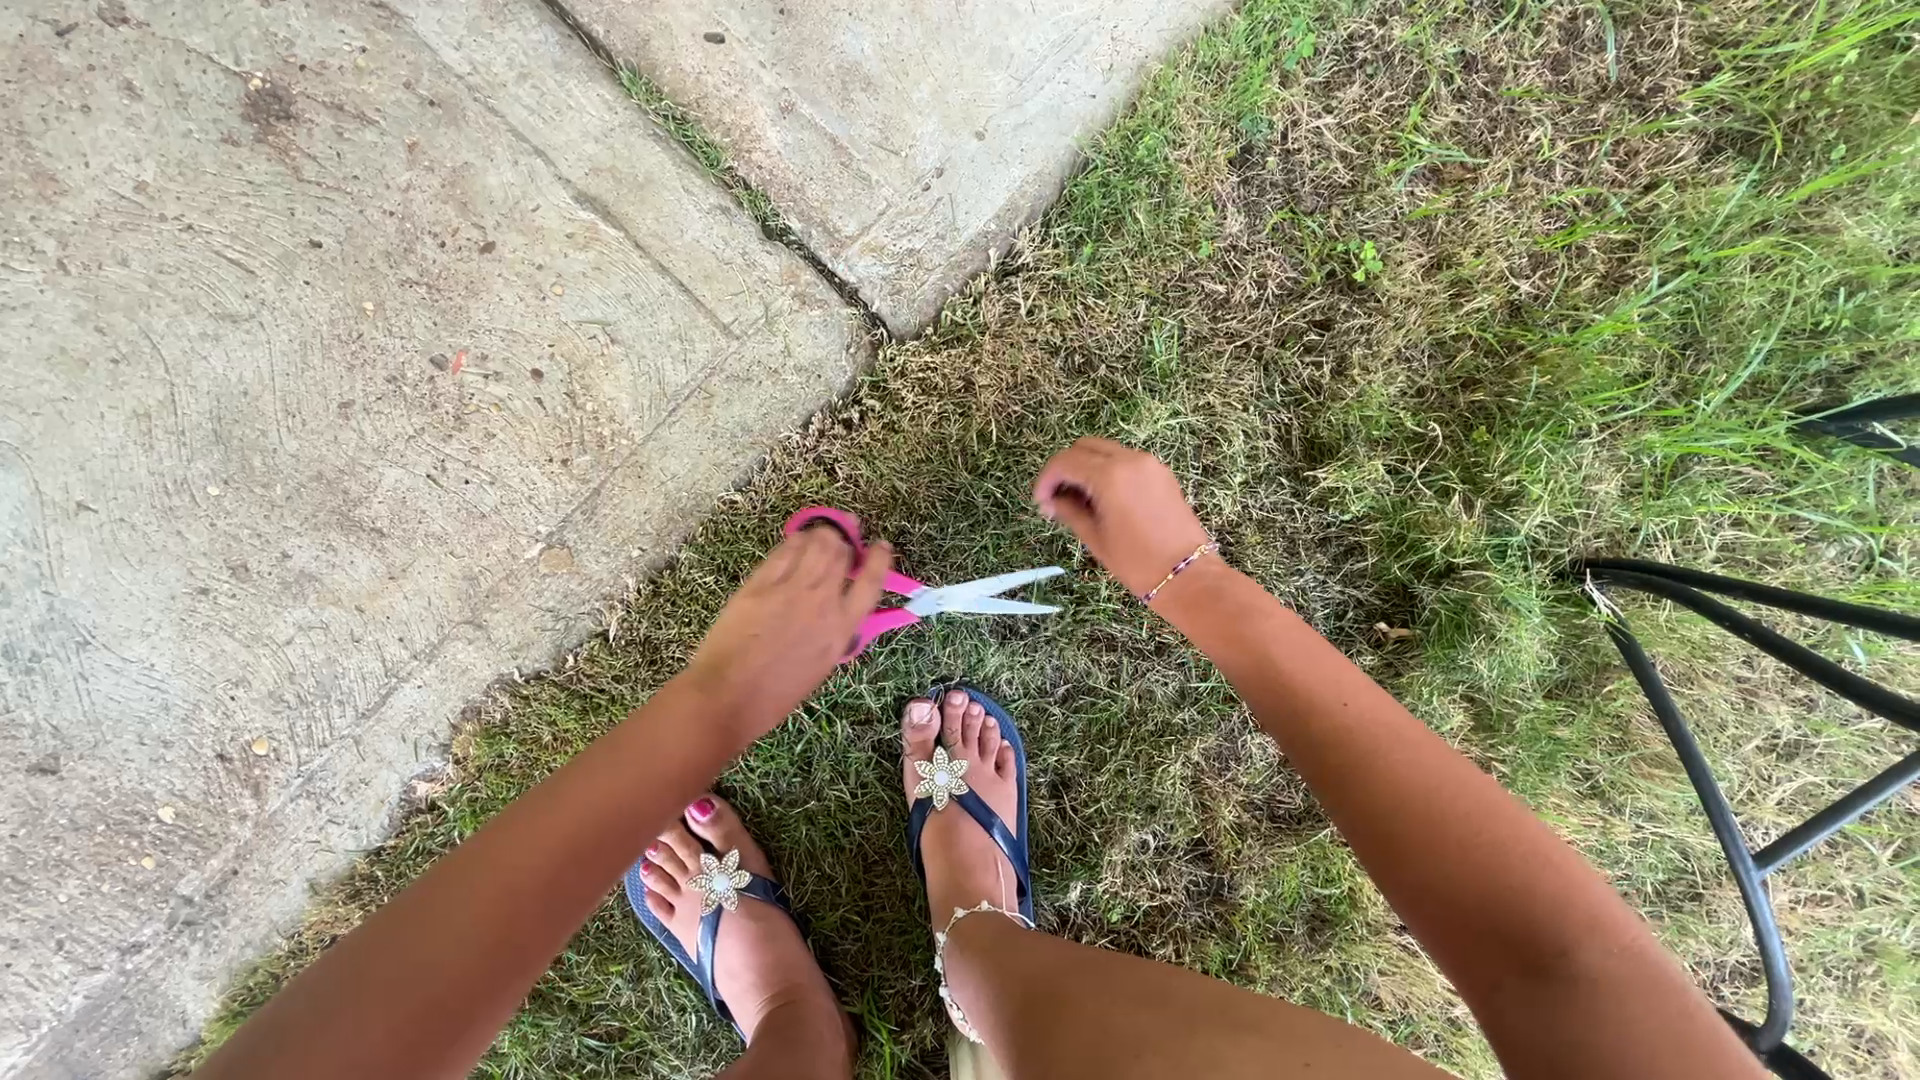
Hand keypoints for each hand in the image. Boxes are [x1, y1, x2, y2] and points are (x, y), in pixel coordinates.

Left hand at [685, 525, 892, 738]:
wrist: (729, 696)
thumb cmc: (777, 694)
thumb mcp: (822, 665)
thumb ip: (833, 633)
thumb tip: (835, 613)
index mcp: (841, 628)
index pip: (871, 581)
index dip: (879, 558)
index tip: (881, 546)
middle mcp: (821, 601)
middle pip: (841, 552)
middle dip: (845, 539)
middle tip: (842, 536)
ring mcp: (789, 588)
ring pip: (815, 543)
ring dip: (822, 534)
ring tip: (820, 536)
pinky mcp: (759, 583)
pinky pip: (783, 552)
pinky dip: (794, 542)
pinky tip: (794, 544)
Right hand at [1033, 438, 1211, 597]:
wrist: (1187, 576)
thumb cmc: (1136, 562)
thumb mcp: (1095, 537)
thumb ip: (1069, 510)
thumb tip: (1052, 500)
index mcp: (1110, 475)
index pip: (1065, 461)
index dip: (1046, 479)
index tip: (1040, 501)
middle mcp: (1130, 459)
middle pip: (1084, 447)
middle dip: (1065, 468)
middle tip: (1056, 498)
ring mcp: (1149, 463)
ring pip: (1105, 451)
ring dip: (1085, 468)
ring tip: (1078, 501)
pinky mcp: (1161, 473)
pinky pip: (1125, 461)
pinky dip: (1107, 471)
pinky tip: (1102, 499)